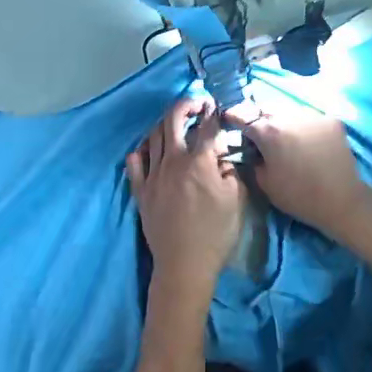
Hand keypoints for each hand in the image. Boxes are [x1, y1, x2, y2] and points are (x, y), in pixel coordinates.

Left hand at [126, 97, 244, 292]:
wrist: (184, 266)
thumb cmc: (215, 234)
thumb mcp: (236, 199)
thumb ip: (230, 169)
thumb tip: (222, 154)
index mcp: (198, 162)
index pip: (207, 126)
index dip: (215, 111)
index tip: (220, 106)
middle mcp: (172, 161)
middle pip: (174, 119)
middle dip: (187, 105)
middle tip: (199, 105)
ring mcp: (152, 175)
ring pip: (154, 135)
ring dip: (167, 122)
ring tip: (179, 123)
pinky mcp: (140, 191)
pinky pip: (135, 162)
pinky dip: (143, 149)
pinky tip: (151, 149)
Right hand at [225, 101, 371, 238]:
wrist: (342, 200)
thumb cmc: (299, 196)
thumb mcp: (265, 183)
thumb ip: (252, 160)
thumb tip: (250, 149)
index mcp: (269, 131)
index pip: (243, 115)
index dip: (233, 116)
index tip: (228, 119)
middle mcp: (289, 116)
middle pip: (266, 108)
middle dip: (258, 116)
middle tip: (257, 131)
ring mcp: (312, 115)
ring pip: (288, 110)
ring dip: (281, 119)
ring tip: (283, 136)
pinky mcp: (331, 119)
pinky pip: (309, 117)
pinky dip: (302, 125)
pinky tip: (305, 140)